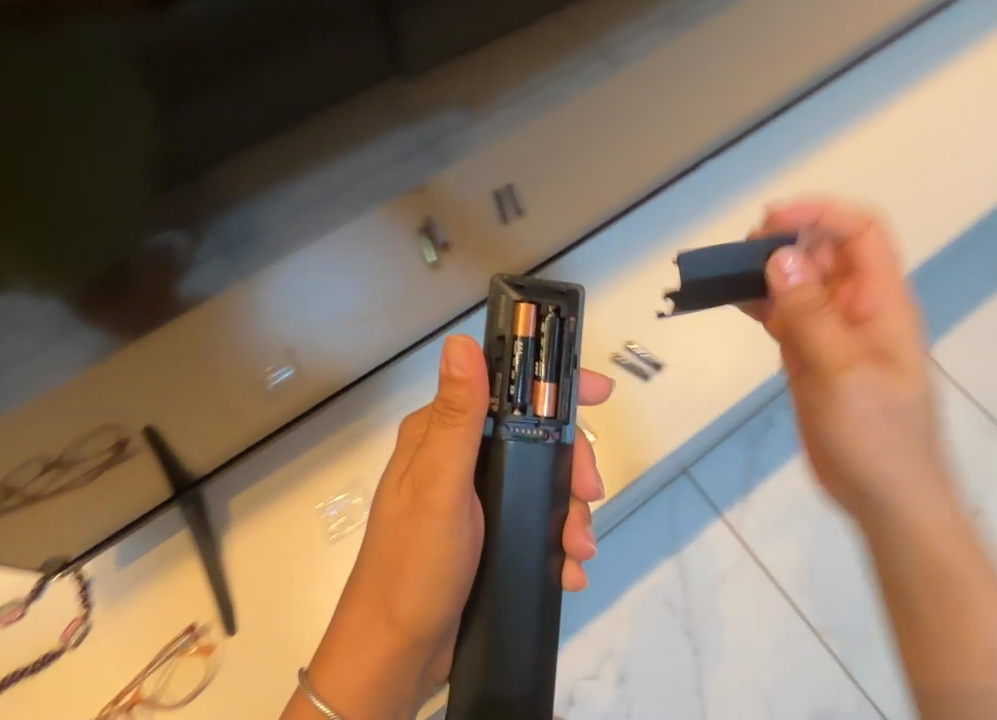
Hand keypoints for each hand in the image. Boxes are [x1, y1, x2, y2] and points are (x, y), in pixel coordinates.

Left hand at [306, 335, 611, 716]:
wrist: (398, 653)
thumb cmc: (415, 564)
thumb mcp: (439, 485)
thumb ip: (457, 416)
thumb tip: (461, 342)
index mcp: (440, 432)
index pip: (503, 387)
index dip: (550, 384)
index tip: (598, 392)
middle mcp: (457, 457)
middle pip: (532, 436)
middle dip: (568, 464)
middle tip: (590, 494)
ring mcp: (472, 497)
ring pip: (538, 481)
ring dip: (568, 511)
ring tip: (578, 549)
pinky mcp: (486, 534)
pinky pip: (533, 520)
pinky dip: (556, 540)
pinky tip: (567, 567)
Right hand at [744, 199, 955, 528]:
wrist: (887, 503)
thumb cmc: (878, 438)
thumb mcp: (843, 373)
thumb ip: (811, 314)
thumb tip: (781, 256)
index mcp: (882, 303)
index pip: (860, 233)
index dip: (819, 214)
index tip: (770, 223)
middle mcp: (858, 308)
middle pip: (824, 250)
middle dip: (785, 239)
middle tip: (741, 255)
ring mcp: (834, 332)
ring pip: (799, 280)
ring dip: (766, 269)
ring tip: (728, 274)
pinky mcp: (811, 355)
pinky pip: (784, 313)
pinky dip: (759, 301)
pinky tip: (732, 299)